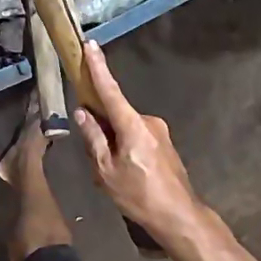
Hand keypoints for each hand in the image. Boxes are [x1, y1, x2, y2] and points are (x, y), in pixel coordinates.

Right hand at [73, 41, 207, 238]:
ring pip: (125, 127)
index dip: (98, 67)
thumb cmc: (139, 195)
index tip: (90, 45)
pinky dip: (125, 147)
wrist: (178, 215)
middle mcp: (149, 121)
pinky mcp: (164, 143)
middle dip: (100, 126)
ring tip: (111, 174)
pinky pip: (137, 136)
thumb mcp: (107, 171)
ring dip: (113, 141)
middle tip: (94, 156)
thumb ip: (93, 139)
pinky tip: (125, 174)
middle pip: (116, 113)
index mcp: (133, 125)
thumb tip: (82, 113)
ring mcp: (159, 131)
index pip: (110, 90)